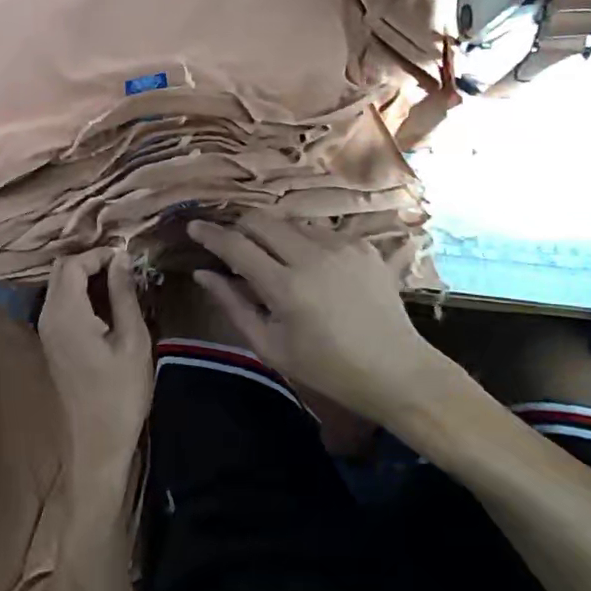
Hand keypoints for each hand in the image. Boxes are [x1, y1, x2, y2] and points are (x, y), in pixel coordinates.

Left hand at [40, 250, 152, 472]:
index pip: (73, 264)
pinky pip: (61, 301)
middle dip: (90, 260)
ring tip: (120, 280)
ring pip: (59, 284)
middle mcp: (48, 316)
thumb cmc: (121, 390)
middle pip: (61, 270)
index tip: (127, 257)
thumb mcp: (132, 338)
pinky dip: (80, 291)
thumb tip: (121, 257)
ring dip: (85, 275)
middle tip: (124, 266)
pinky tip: (106, 300)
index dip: (98, 253)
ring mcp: (46, 329)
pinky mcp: (52, 339)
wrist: (99, 438)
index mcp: (66, 314)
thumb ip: (123, 293)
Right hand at [187, 212, 449, 425]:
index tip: (194, 226)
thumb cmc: (327, 368)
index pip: (236, 245)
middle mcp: (312, 255)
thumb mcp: (271, 346)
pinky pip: (321, 231)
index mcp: (286, 286)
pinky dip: (305, 242)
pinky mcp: (362, 244)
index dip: (210, 233)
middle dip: (240, 226)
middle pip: (261, 220)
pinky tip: (311, 267)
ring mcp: (341, 245)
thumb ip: (233, 304)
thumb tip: (202, 273)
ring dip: (273, 234)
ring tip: (274, 259)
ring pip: (290, 222)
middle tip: (233, 244)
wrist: (396, 370)